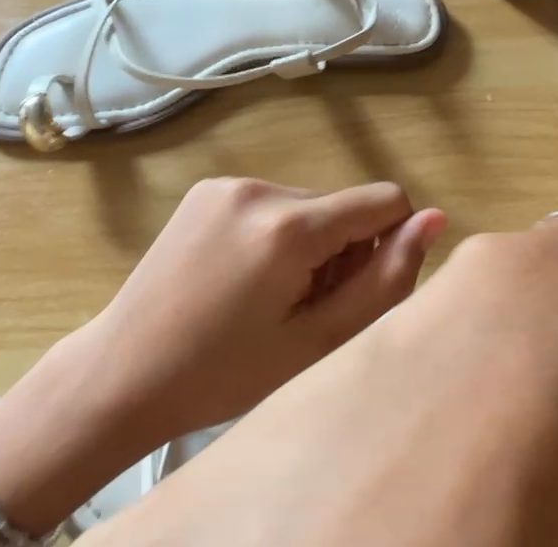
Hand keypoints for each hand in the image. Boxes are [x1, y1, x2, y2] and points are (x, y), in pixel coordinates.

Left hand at [87, 176, 446, 438]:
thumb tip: (435, 219)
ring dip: (309, 243)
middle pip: (343, 205)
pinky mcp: (206, 189)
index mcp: (290, 227)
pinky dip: (276, 234)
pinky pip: (272, 202)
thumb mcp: (317, 341)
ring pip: (309, 204)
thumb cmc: (225, 373)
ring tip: (268, 297)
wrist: (122, 373)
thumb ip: (385, 279)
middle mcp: (260, 188)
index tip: (350, 291)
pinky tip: (242, 278)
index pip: (384, 200)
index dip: (386, 244)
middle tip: (302, 308)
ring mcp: (228, 184)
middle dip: (342, 250)